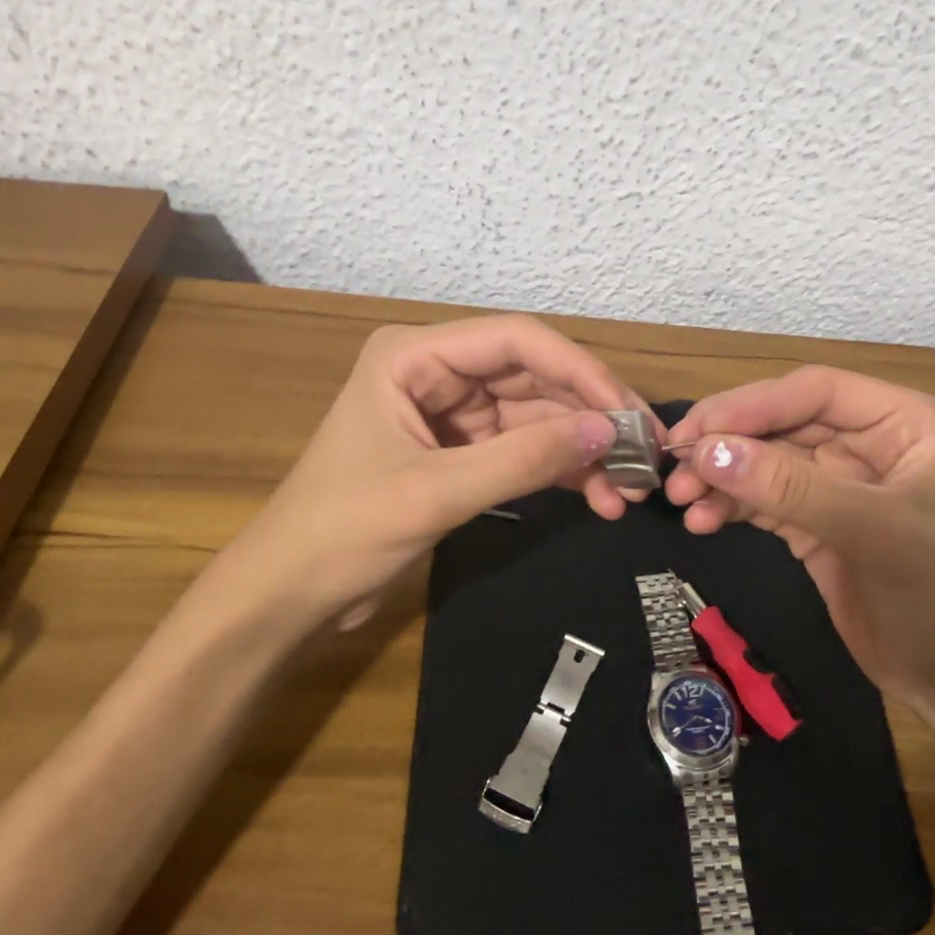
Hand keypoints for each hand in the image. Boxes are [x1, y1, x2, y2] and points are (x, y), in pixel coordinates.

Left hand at [201, 315, 655, 637]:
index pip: (517, 340)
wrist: (290, 593)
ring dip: (582, 452)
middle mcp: (438, 374)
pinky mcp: (460, 455)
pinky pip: (524, 452)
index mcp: (415, 357)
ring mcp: (451, 415)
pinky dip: (560, 472)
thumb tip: (611, 431)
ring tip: (628, 491)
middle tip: (644, 458)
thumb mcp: (437, 492)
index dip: (580, 371)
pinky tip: (598, 497)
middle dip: (589, 418)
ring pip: (536, 419)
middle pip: (534, 379)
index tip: (628, 414)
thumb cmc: (344, 531)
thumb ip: (525, 458)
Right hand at [663, 366, 934, 703]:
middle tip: (673, 466)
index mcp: (903, 423)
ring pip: (765, 462)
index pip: (815, 392)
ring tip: (680, 501)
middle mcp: (869, 443)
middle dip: (728, 443)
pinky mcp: (816, 525)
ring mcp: (840, 485)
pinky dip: (730, 507)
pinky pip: (763, 501)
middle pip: (782, 423)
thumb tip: (706, 452)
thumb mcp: (873, 533)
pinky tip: (703, 522)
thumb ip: (790, 488)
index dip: (751, 406)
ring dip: (721, 477)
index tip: (694, 432)